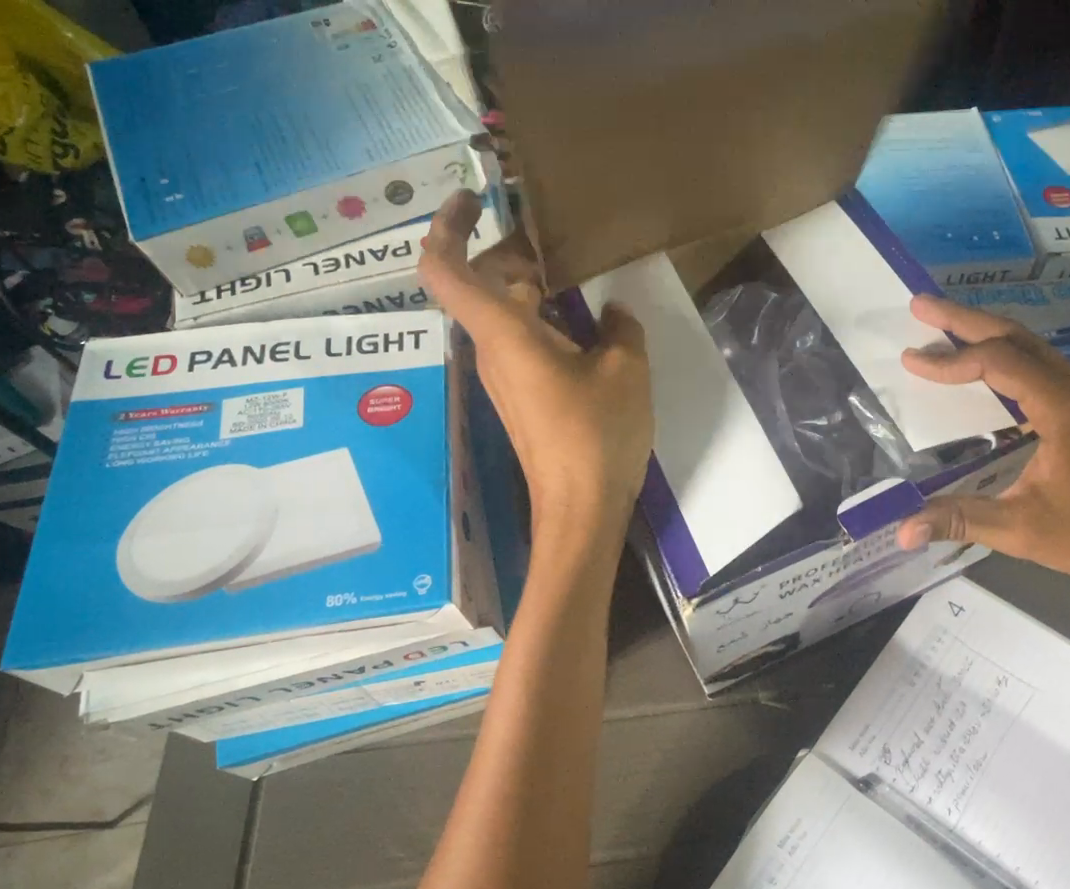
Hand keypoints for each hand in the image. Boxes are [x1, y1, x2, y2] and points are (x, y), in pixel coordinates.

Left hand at [420, 189, 651, 530]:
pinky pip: (521, 343)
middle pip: (481, 284)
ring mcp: (504, 377)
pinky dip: (543, 320)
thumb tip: (612, 313)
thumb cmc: (597, 435)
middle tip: (560, 242)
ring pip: (503, 314)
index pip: (445, 268)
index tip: (474, 198)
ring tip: (582, 280)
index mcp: (505, 333)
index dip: (447, 224)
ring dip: (533, 288)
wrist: (581, 509)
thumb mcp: (625, 370)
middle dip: (513, 253)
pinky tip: (586, 328)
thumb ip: (620, 328)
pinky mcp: (521, 399)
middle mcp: (492, 351)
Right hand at [895, 295, 1069, 607]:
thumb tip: (900, 531)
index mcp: (1064, 408)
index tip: (910, 361)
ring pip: (1031, 347)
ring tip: (941, 327)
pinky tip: (982, 367)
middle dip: (964, 320)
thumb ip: (958, 519)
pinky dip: (1005, 358)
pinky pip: (1042, 366)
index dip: (950, 361)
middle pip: (1016, 337)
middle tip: (919, 305)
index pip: (998, 362)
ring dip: (985, 335)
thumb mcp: (1017, 529)